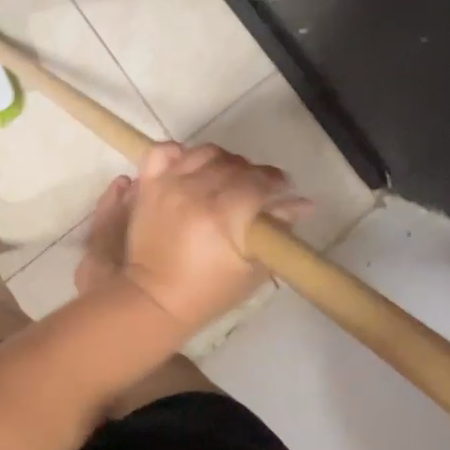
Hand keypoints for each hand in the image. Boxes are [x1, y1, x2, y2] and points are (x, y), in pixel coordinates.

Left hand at [120, 143, 312, 330]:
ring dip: (222, 160)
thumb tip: (301, 203)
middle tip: (257, 189)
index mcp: (225, 214)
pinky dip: (179, 153)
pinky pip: (163, 152)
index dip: (276, 182)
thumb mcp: (253, 269)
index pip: (259, 181)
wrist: (154, 297)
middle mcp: (196, 191)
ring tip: (228, 177)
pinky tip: (191, 165)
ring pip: (204, 153)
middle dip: (253, 173)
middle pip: (233, 165)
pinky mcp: (148, 185)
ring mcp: (169, 184)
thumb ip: (277, 231)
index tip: (284, 189)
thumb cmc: (208, 291)